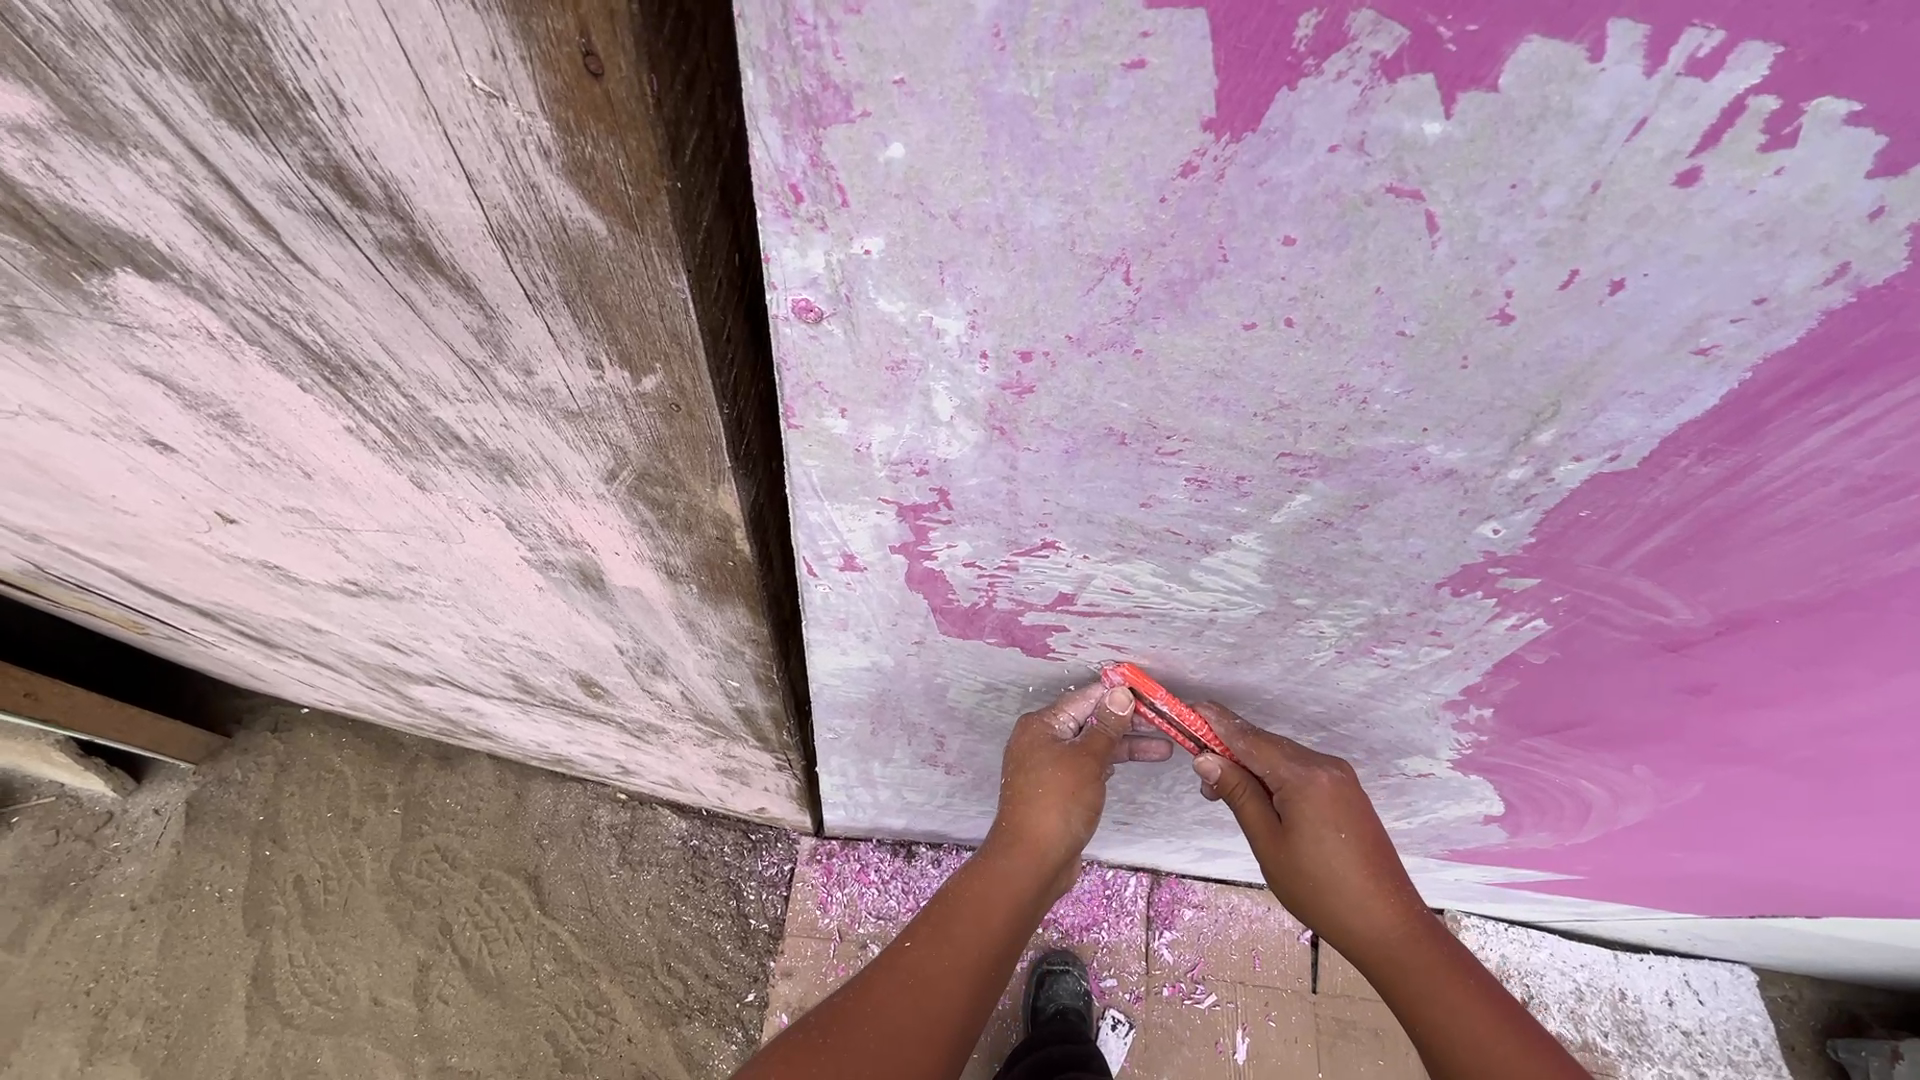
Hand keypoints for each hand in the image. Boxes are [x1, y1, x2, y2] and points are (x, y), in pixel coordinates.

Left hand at [984, 682, 1172, 896]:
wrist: (1032, 861)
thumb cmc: (1057, 804)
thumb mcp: (1088, 759)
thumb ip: (1107, 725)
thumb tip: (1120, 692)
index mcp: (1042, 724)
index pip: (1086, 697)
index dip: (1119, 694)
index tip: (1152, 693)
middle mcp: (1042, 739)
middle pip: (1091, 720)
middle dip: (1128, 722)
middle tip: (1166, 722)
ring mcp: (1048, 764)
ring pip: (1093, 745)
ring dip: (1126, 745)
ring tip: (1165, 748)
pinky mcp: (1058, 788)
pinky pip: (1088, 765)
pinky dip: (1111, 763)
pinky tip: (1135, 761)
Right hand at [1190, 702, 1430, 958]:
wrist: (1388, 927)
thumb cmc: (1320, 890)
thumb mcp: (1268, 843)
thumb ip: (1238, 793)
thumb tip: (1206, 758)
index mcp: (1304, 775)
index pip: (1248, 737)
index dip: (1215, 722)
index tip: (1186, 710)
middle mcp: (1324, 765)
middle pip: (1265, 744)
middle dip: (1230, 752)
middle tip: (1203, 782)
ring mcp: (1340, 778)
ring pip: (1282, 758)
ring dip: (1252, 767)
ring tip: (1226, 795)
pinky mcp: (1347, 794)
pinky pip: (1300, 772)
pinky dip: (1274, 777)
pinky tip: (1261, 800)